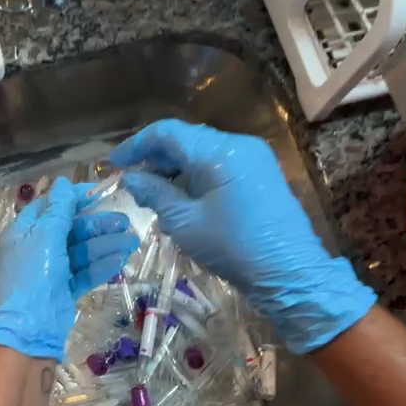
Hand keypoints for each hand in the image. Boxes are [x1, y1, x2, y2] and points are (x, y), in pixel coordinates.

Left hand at [0, 178, 139, 360]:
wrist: (27, 332)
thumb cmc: (32, 277)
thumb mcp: (44, 237)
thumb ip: (58, 210)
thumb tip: (62, 182)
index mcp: (24, 231)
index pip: (52, 205)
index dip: (76, 198)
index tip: (102, 193)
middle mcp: (37, 248)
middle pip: (71, 229)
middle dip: (98, 224)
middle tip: (125, 222)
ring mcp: (50, 270)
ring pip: (81, 251)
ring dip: (106, 244)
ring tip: (133, 241)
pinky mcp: (63, 289)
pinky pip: (84, 272)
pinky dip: (101, 265)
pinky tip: (121, 258)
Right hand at [109, 120, 375, 352]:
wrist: (291, 273)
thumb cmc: (233, 247)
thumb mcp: (184, 223)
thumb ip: (155, 194)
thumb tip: (130, 178)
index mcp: (218, 152)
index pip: (167, 132)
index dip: (136, 145)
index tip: (114, 164)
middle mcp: (238, 145)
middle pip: (186, 139)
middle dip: (154, 157)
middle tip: (131, 182)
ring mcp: (253, 159)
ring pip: (202, 151)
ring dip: (174, 167)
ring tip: (153, 194)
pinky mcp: (260, 175)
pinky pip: (219, 164)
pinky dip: (195, 175)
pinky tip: (181, 198)